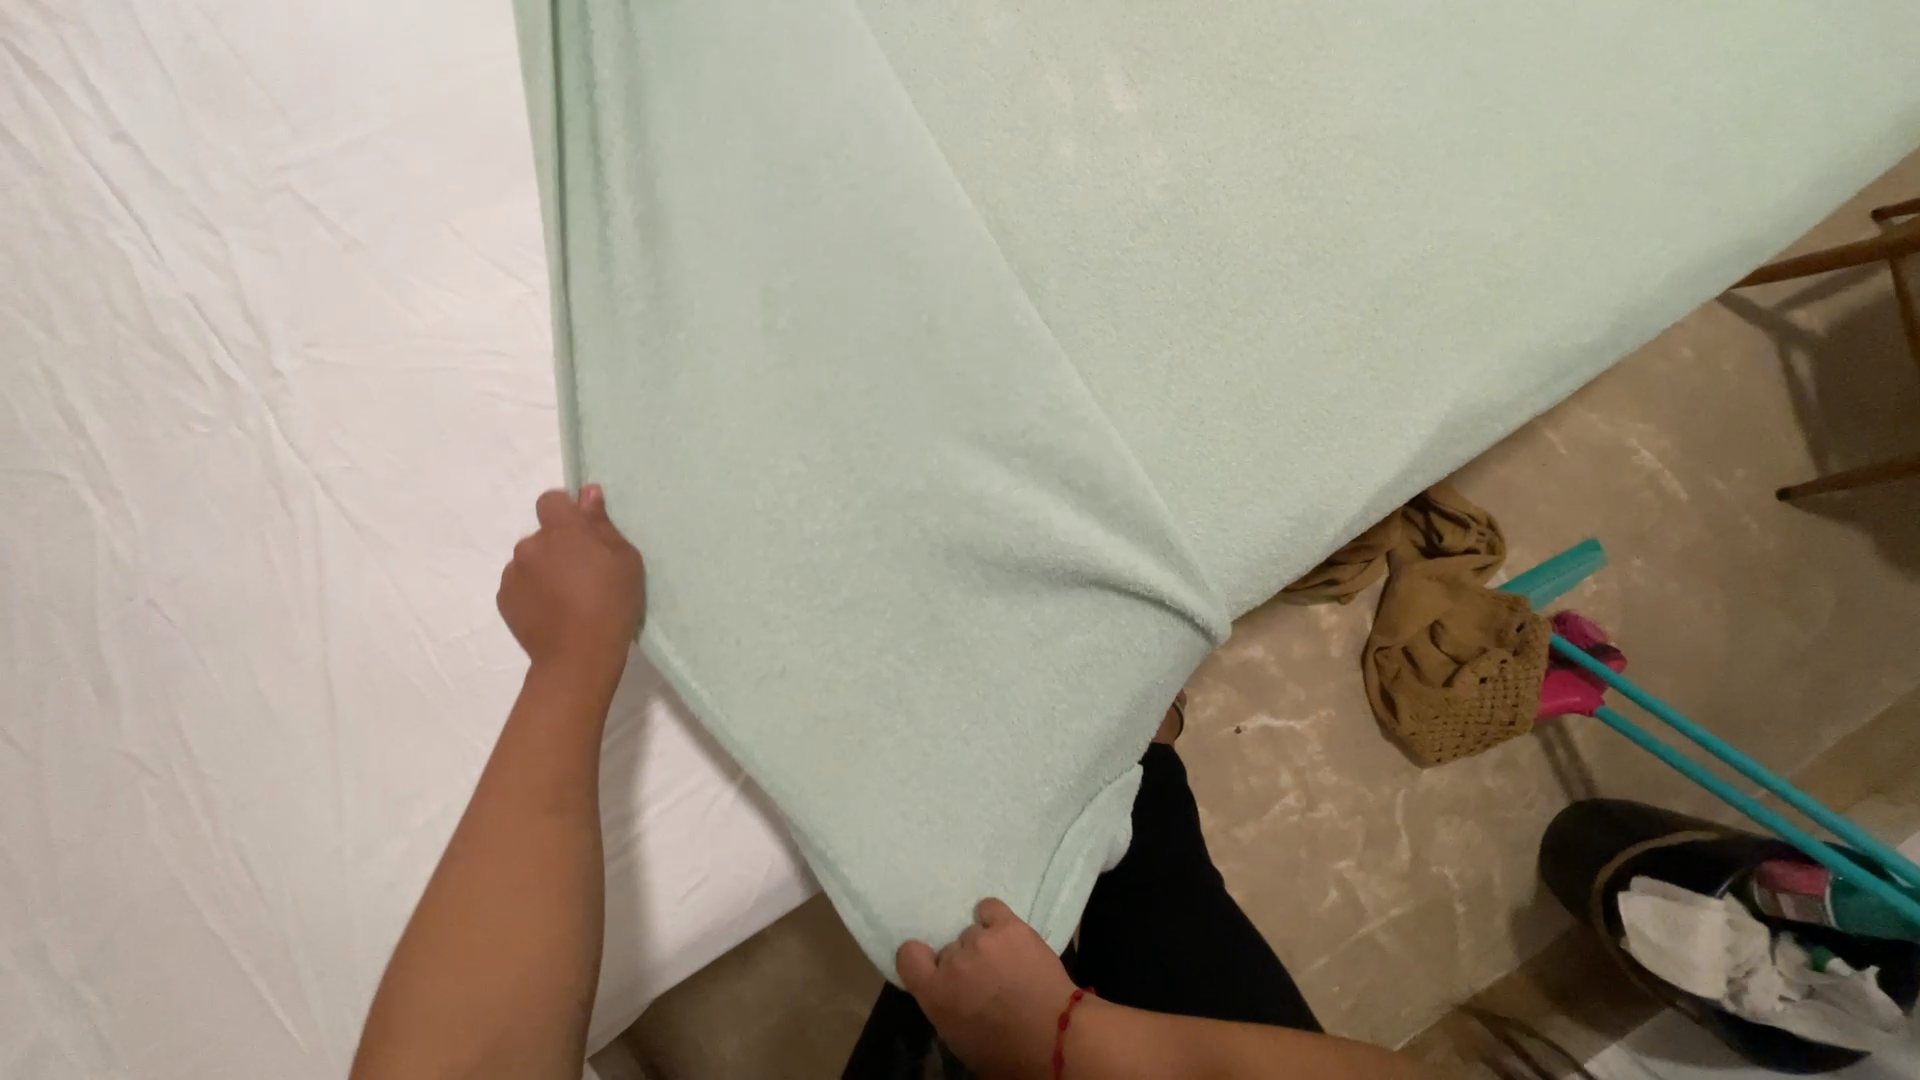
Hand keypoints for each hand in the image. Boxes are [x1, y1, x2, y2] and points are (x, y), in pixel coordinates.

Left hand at [497, 485, 645, 682]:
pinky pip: (520, 584)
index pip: (551, 500)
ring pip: (531, 560)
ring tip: (568, 597)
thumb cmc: (613, 602)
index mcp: (562, 530)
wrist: (580, 655)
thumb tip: (587, 493)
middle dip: (559, 546)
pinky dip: (534, 591)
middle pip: (543, 534)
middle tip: (584, 572)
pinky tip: (553, 611)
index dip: (566, 511)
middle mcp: (530, 545)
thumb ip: (602, 523)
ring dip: (545, 569)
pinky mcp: (504, 598)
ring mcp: (513, 573)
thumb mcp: (625, 559)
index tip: (584, 533)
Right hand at [896, 899, 1079, 1079]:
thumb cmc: (1005, 1053)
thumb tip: (949, 990)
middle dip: (964, 964)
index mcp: (935, 993)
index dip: (921, 960)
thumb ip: (945, 1004)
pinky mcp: (1008, 925)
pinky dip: (995, 919)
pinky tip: (1006, 934)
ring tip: (1005, 964)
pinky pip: (990, 908)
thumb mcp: (959, 1038)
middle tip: (984, 981)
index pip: (908, 955)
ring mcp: (981, 938)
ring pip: (973, 932)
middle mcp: (953, 960)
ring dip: (984, 947)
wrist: (1054, 1038)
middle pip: (949, 950)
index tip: (934, 968)